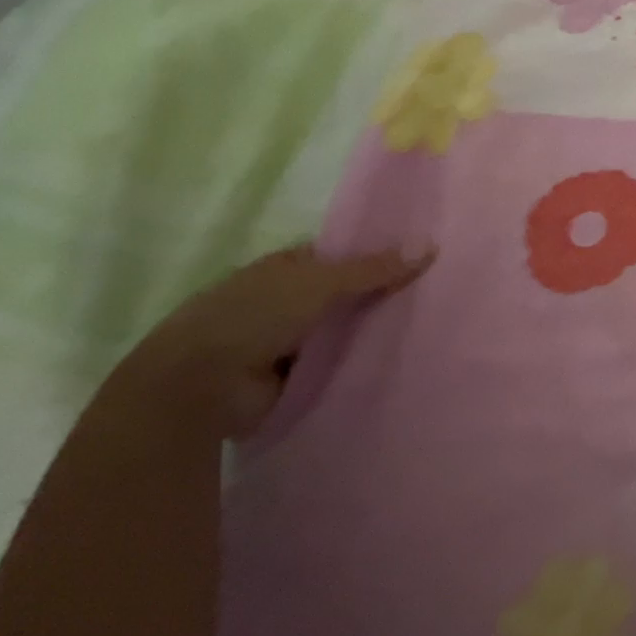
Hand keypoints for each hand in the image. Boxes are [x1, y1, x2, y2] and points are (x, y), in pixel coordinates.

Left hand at [107, 244, 432, 439]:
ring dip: (374, 335)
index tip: (423, 259)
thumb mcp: (320, 282)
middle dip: (383, 297)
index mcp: (284, 268)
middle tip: (439, 295)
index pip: (340, 256)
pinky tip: (405, 362)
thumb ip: (374, 268)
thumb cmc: (251, 318)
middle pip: (347, 295)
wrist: (197, 389)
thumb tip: (432, 245)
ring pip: (346, 332)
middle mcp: (286, 301)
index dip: (378, 255)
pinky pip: (340, 367)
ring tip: (433, 329)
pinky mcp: (294, 379)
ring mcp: (288, 342)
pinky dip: (363, 366)